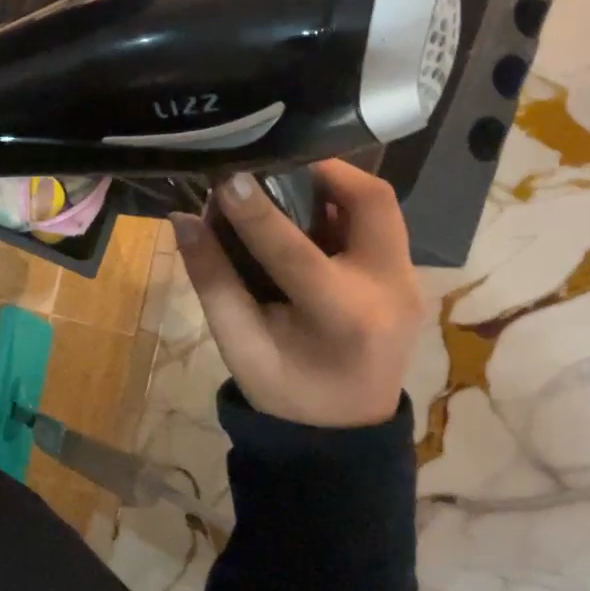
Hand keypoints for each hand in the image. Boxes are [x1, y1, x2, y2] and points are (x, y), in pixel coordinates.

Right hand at [170, 160, 425, 428]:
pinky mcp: (403, 279)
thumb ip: (211, 278)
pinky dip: (338, 208)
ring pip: (379, 210)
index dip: (255, 209)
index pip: (293, 248)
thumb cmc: (283, 387)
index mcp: (342, 315)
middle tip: (272, 161)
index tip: (226, 177)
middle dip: (323, 171)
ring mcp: (406, 283)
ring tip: (280, 180)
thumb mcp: (236, 340)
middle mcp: (388, 290)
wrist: (342, 429)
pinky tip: (299, 212)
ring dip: (332, 186)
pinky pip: (376, 227)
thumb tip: (184, 219)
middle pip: (372, 204)